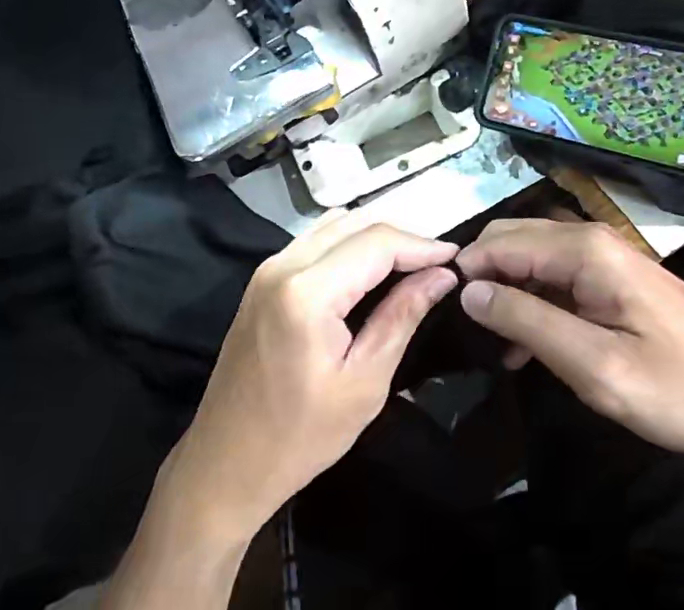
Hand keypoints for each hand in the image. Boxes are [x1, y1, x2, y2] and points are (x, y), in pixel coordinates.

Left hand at [156, 212, 459, 539]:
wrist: (226, 460)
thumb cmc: (301, 435)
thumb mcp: (364, 382)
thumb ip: (402, 317)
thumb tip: (441, 276)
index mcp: (307, 291)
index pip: (376, 243)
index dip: (421, 245)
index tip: (457, 259)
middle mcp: (283, 265)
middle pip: (354, 222)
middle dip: (400, 236)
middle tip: (436, 264)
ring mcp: (267, 268)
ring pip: (332, 224)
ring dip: (373, 235)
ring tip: (410, 265)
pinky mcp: (261, 279)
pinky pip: (313, 240)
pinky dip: (347, 243)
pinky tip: (369, 269)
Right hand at [456, 218, 683, 461]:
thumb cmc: (678, 389)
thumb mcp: (595, 364)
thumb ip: (527, 321)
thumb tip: (468, 291)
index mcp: (586, 250)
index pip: (502, 242)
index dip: (468, 272)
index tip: (447, 311)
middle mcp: (591, 240)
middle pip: (514, 240)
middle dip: (485, 278)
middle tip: (471, 329)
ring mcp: (604, 260)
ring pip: (531, 260)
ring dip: (507, 295)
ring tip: (498, 348)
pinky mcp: (612, 282)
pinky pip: (555, 280)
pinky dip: (533, 305)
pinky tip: (527, 348)